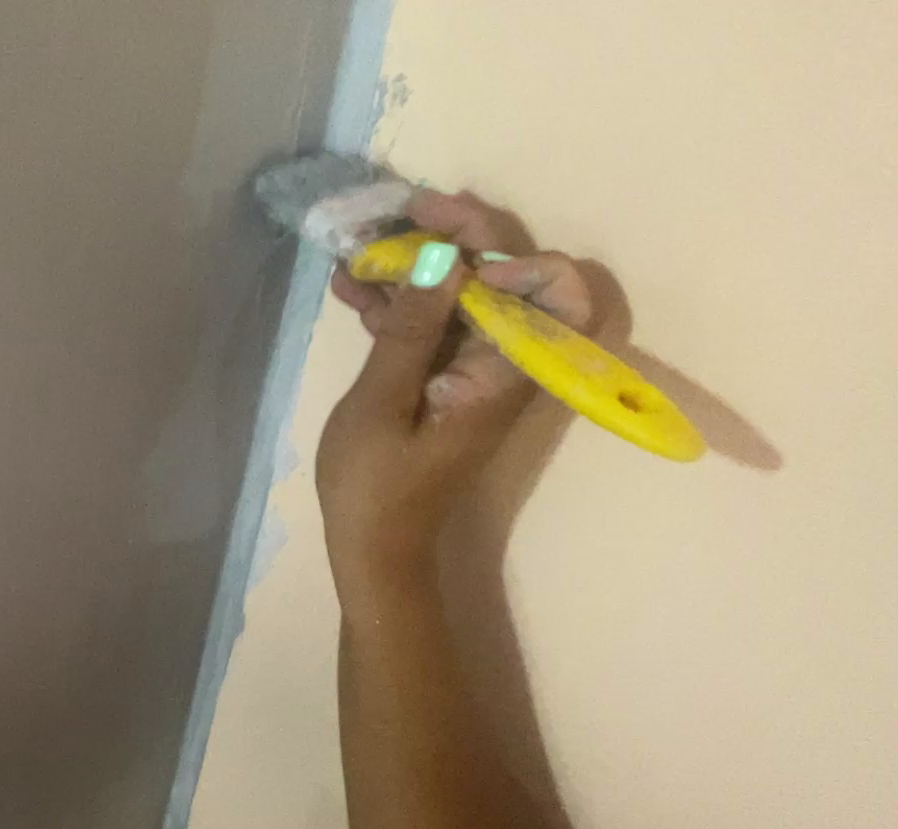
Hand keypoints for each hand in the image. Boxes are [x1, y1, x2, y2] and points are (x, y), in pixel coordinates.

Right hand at [317, 191, 602, 588]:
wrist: (375, 543)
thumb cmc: (374, 485)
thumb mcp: (380, 406)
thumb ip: (411, 333)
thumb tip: (441, 259)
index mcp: (505, 371)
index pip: (546, 284)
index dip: (499, 243)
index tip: (436, 225)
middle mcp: (505, 362)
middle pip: (501, 279)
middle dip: (452, 240)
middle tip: (395, 217)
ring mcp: (474, 370)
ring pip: (460, 297)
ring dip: (414, 270)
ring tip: (356, 251)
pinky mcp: (445, 379)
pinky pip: (433, 327)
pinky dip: (398, 306)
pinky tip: (351, 288)